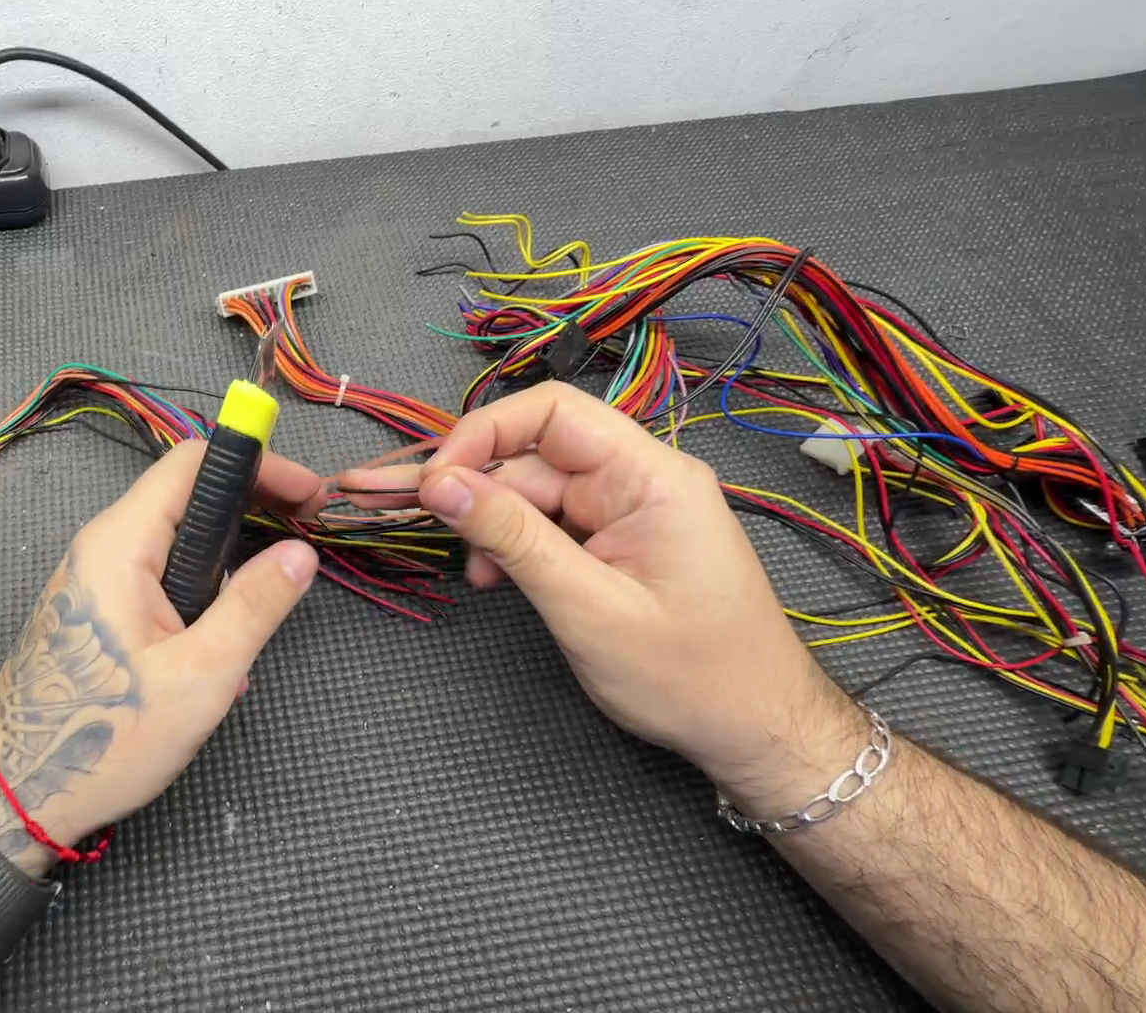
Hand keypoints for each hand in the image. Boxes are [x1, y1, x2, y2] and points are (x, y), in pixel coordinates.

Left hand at [0, 441, 321, 874]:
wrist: (18, 790)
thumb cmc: (104, 738)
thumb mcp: (199, 676)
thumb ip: (254, 607)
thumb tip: (300, 553)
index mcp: (122, 543)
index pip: (193, 461)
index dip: (258, 463)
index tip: (308, 494)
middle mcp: (105, 544)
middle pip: (189, 493)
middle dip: (254, 508)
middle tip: (304, 539)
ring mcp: (100, 574)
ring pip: (179, 537)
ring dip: (232, 555)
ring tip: (274, 593)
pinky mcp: (102, 604)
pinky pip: (163, 571)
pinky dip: (205, 585)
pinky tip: (225, 634)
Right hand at [340, 382, 865, 810]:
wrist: (752, 733)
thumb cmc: (686, 676)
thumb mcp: (585, 606)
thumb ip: (510, 537)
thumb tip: (438, 484)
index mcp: (648, 477)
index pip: (552, 413)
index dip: (483, 433)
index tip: (434, 480)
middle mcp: (634, 479)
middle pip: (530, 458)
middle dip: (468, 486)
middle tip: (393, 507)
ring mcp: (622, 511)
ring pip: (529, 494)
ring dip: (487, 526)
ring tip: (471, 572)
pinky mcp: (610, 540)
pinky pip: (545, 525)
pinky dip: (510, 546)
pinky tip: (493, 577)